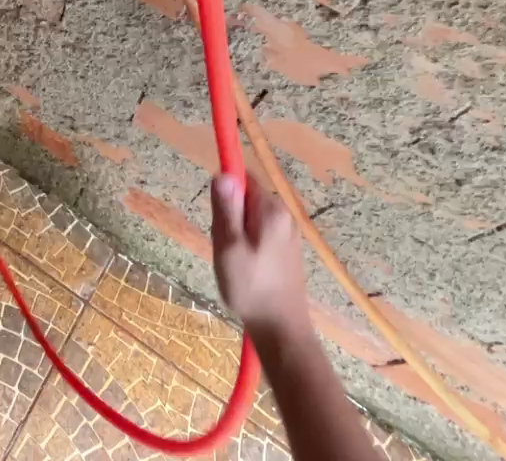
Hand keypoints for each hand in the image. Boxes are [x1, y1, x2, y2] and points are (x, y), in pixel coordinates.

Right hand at [211, 174, 308, 343]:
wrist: (281, 331)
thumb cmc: (251, 287)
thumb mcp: (229, 245)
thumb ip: (226, 208)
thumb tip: (223, 173)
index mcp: (272, 211)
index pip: (244, 178)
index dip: (225, 191)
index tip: (218, 217)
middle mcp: (284, 217)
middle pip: (246, 199)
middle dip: (229, 216)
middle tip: (223, 244)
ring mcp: (287, 236)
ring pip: (251, 219)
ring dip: (236, 233)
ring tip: (232, 261)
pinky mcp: (286, 252)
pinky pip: (259, 235)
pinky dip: (246, 245)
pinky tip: (243, 269)